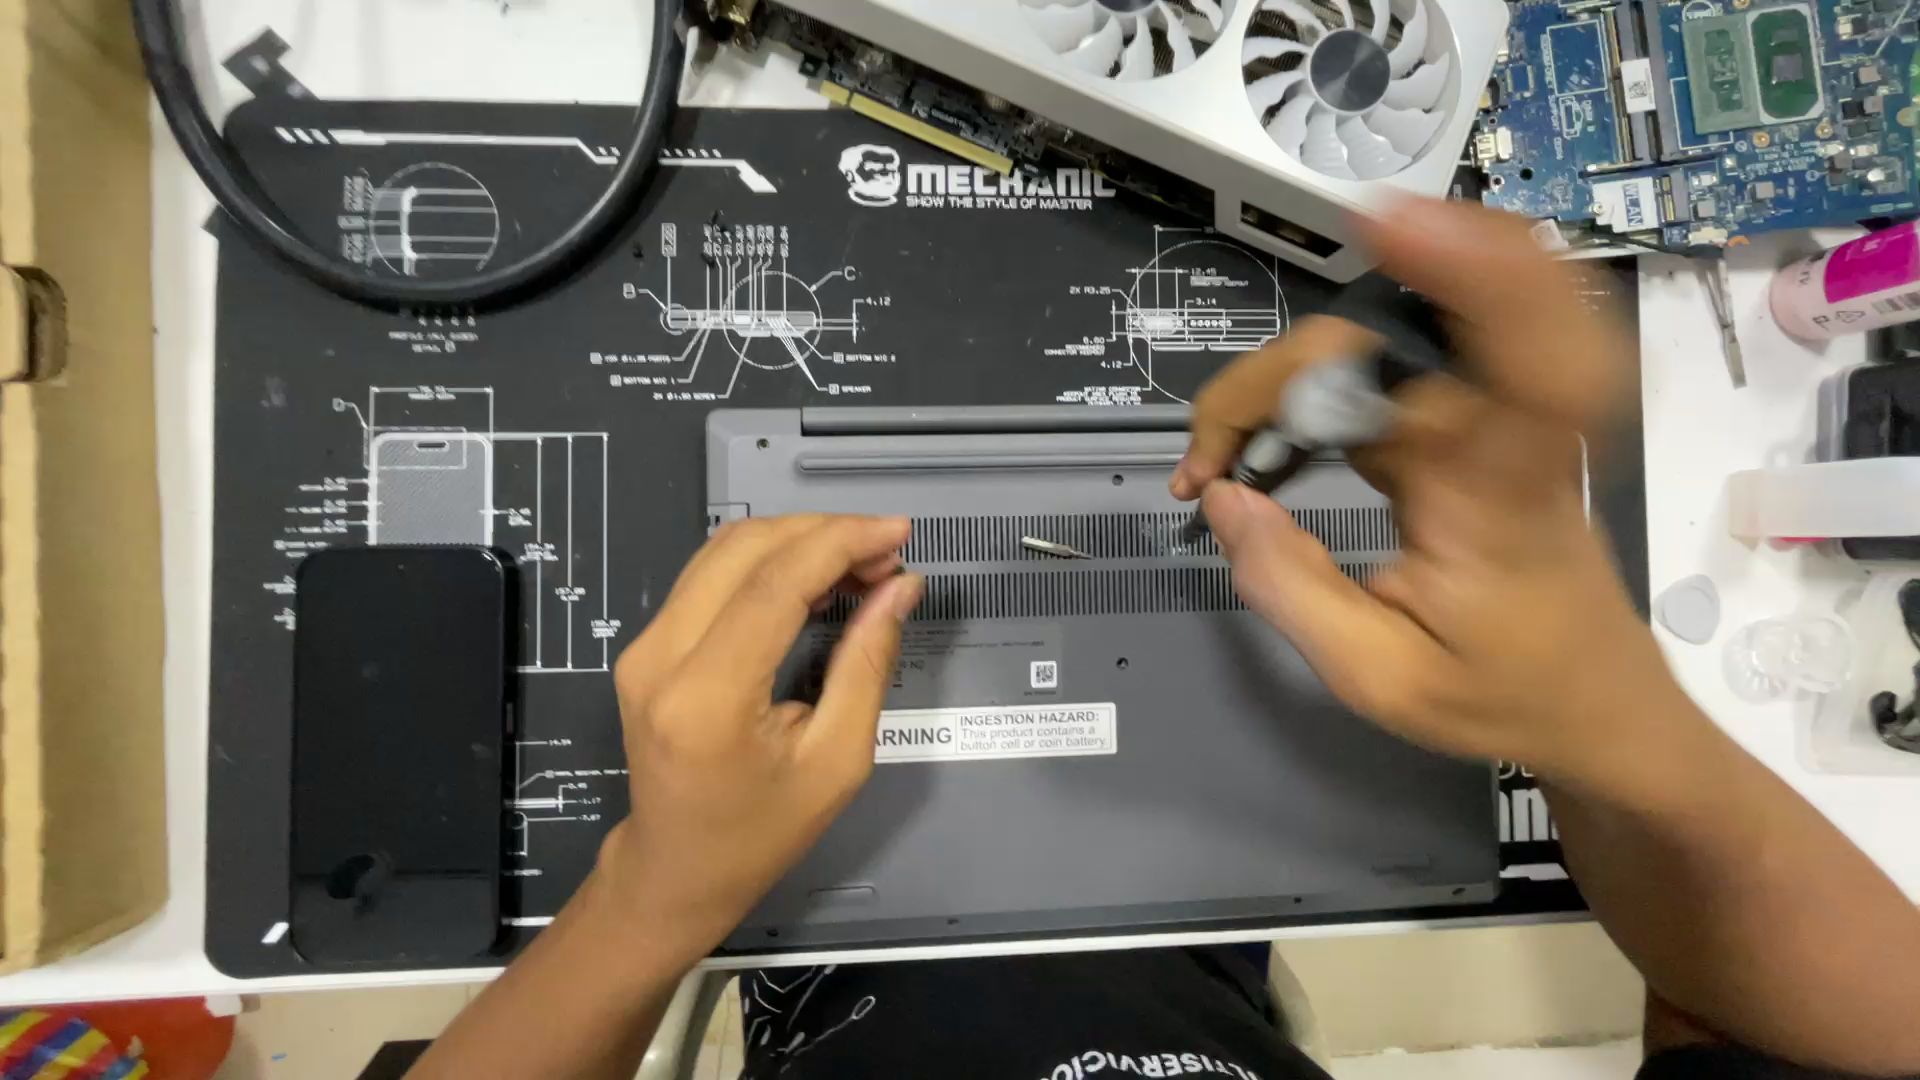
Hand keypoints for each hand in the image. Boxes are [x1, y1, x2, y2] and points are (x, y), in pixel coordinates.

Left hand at [596, 515, 922, 958]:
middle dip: (825, 533)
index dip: (842, 543)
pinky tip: (815, 577)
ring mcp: (644, 645)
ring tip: (859, 563)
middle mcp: (660, 658)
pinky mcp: (648, 643)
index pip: (776, 585)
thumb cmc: (760, 832)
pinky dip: (770, 560)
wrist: (675, 870)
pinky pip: (712, 573)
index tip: (897, 533)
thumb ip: (868, 664)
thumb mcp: (838, 760)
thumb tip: (899, 588)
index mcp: (707, 698)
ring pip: (725, 549)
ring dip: (798, 540)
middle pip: (746, 549)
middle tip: (885, 554)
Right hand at [1176, 199, 1685, 793]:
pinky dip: (1289, 403)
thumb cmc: (1502, 698)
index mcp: (1502, 492)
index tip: (1384, 226)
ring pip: (1358, 352)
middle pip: (1372, 344)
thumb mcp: (1377, 677)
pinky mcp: (1450, 428)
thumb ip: (1291, 590)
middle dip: (1263, 387)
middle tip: (1203, 468)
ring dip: (1268, 394)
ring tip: (1216, 465)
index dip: (1470, 269)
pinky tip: (1254, 447)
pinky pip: (1362, 381)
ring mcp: (1472, 423)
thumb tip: (1223, 498)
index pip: (1519, 356)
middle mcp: (1495, 433)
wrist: (1590, 708)